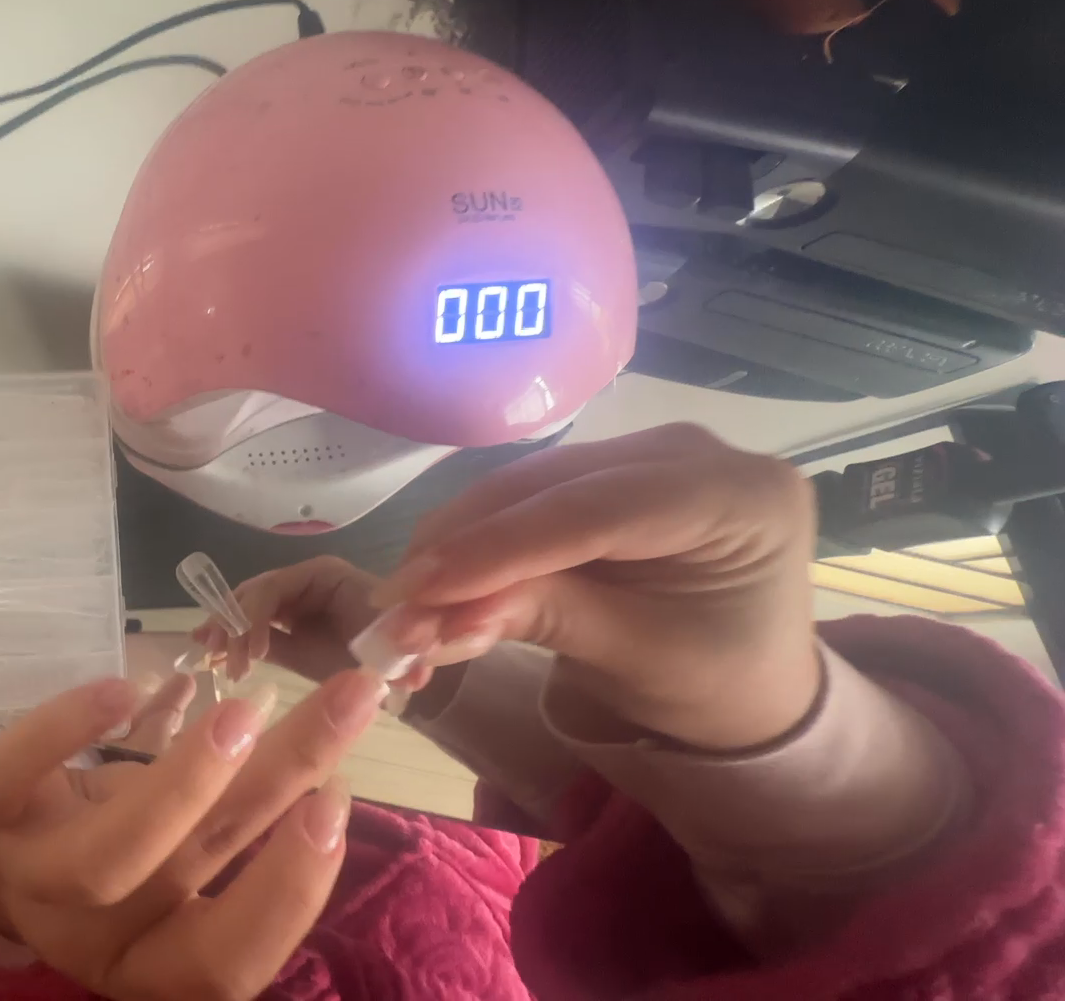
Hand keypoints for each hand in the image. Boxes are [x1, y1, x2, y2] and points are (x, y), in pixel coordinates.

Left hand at [0, 668, 387, 999]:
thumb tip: (312, 741)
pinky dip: (69, 726)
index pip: (228, 961)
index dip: (289, 891)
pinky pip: (17, 772)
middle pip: (191, 873)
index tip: (337, 799)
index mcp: (153, 952)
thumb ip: (233, 813)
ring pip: (110, 852)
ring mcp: (32, 870)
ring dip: (189, 776)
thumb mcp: (173, 855)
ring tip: (247, 707)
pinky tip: (127, 690)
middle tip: (345, 703)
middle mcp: (96, 926)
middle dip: (278, 783)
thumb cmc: (103, 854)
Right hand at [190, 557, 432, 691]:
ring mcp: (292, 601)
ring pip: (245, 608)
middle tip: (221, 661)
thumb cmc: (395, 653)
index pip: (273, 586)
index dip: (253, 616)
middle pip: (251, 594)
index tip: (252, 654)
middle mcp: (301, 581)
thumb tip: (291, 653)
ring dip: (225, 631)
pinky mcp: (288, 624)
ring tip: (208, 656)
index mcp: (321, 574)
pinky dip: (230, 636)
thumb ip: (338, 647)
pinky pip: (253, 626)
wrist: (411, 665)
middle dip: (232, 625)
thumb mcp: (367, 647)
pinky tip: (208, 649)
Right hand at [373, 423, 821, 750]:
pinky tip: (434, 572)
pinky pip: (515, 494)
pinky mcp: (595, 467)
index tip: (416, 590)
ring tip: (404, 594)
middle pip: (546, 488)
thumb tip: (425, 621)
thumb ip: (535, 620)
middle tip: (393, 599)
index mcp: (740, 497)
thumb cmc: (709, 681)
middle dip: (462, 545)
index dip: (497, 549)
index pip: (594, 511)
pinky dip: (469, 536)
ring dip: (453, 540)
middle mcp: (688, 452)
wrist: (739, 679)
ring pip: (517, 485)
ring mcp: (636, 452)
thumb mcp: (630, 657)